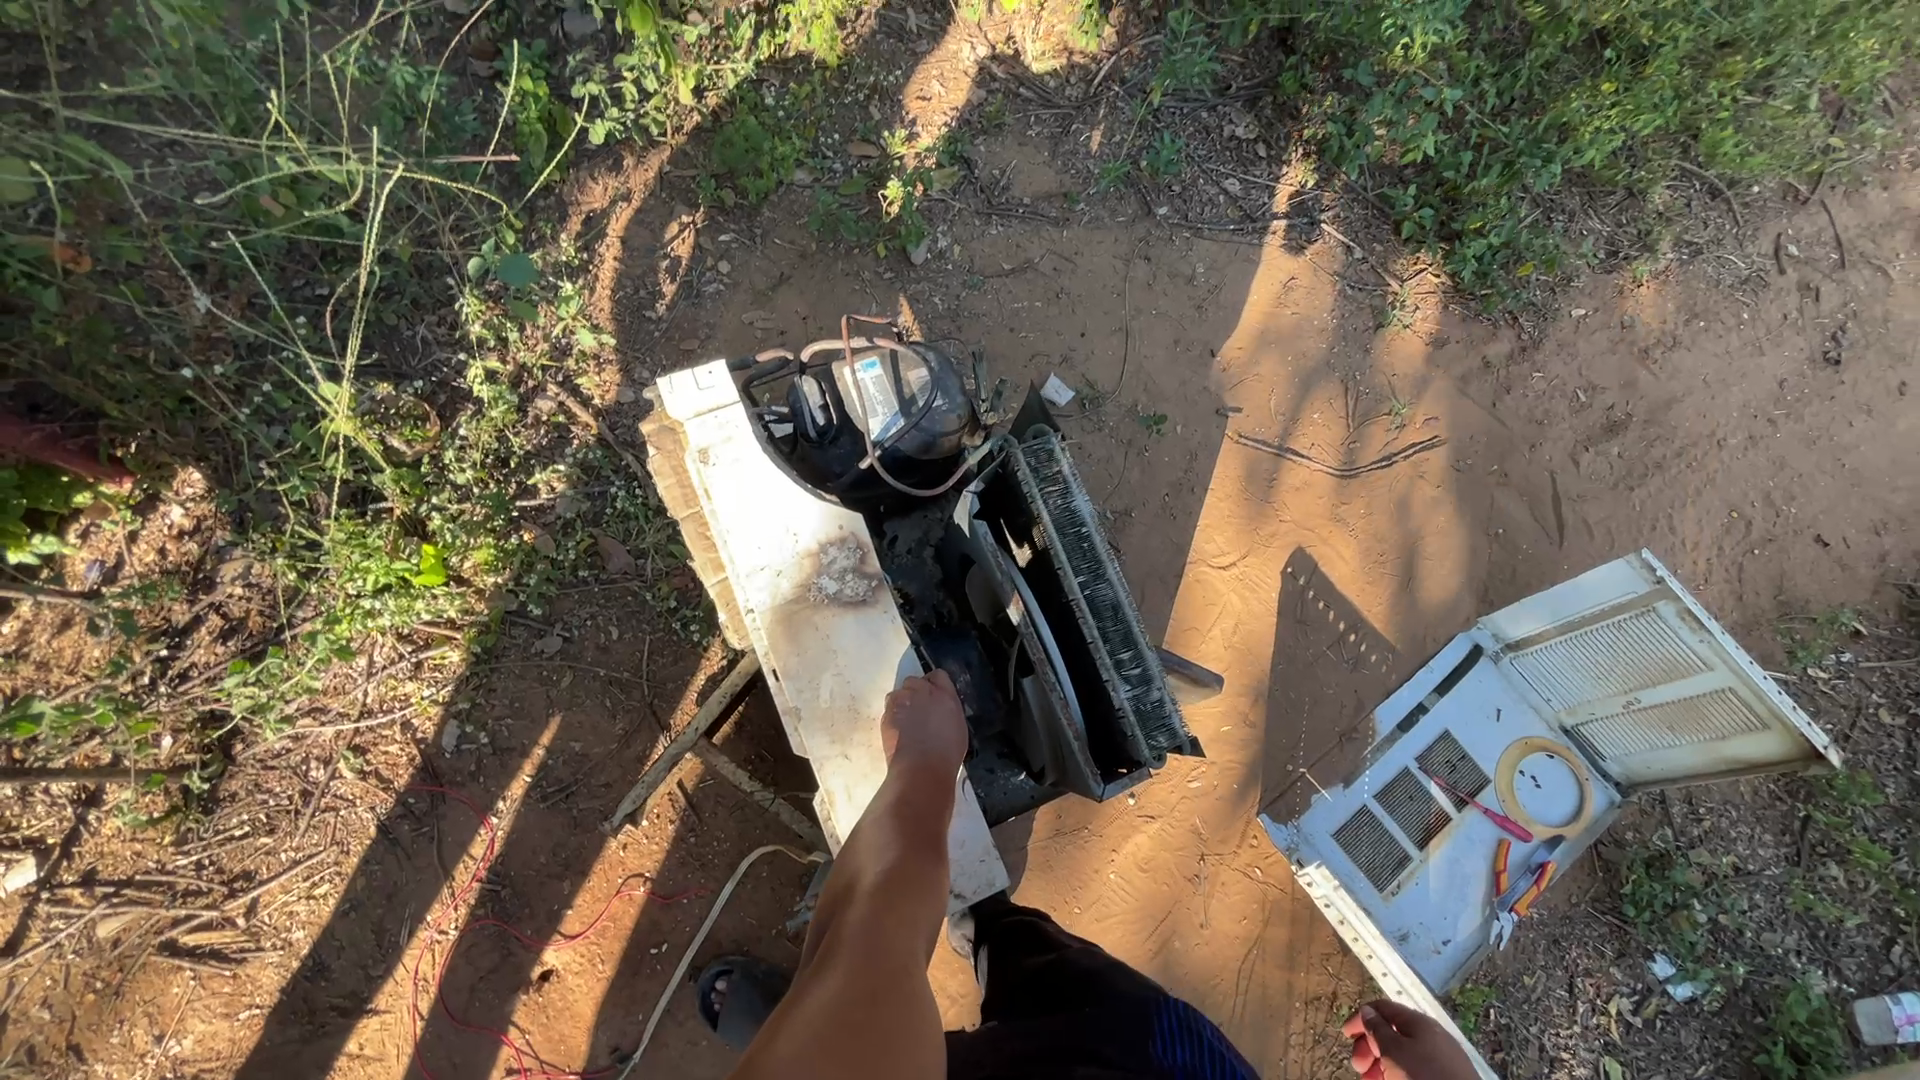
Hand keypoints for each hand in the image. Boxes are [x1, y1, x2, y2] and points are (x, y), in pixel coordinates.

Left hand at [880, 670, 967, 773]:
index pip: (938, 675)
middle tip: (920, 710)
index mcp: (944, 695)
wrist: (922, 769)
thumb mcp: (958, 727)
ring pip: (899, 693)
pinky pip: (890, 708)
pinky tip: (899, 730)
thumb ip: (949, 710)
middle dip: (916, 692)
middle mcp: (922, 692)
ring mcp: (902, 702)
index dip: (935, 685)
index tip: (935, 695)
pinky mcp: (887, 714)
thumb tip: (941, 709)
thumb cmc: (947, 754)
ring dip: (903, 702)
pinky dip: (894, 715)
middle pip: (915, 681)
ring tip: (907, 722)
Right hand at [1342, 999, 1478, 1079]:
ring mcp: (1441, 1060)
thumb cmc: (1425, 1077)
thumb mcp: (1394, 1051)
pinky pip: (1415, 1070)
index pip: (1383, 1008)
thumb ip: (1377, 1029)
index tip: (1345, 1034)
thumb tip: (1367, 1011)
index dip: (1361, 1017)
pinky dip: (1397, 1075)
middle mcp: (1431, 1037)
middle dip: (1369, 1047)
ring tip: (1370, 1079)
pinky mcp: (1446, 1078)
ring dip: (1380, 1065)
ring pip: (1402, 1055)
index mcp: (1419, 1023)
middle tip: (1357, 1065)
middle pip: (1391, 1032)